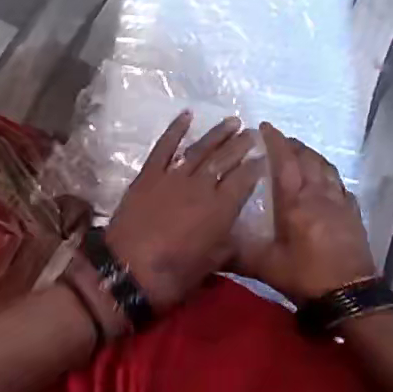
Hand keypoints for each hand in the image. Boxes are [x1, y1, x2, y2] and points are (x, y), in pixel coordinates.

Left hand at [104, 112, 262, 308]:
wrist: (126, 271)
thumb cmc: (172, 276)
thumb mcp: (210, 266)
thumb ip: (226, 245)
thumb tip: (236, 234)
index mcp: (220, 209)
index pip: (244, 180)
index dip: (256, 167)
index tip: (266, 156)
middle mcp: (200, 187)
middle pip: (225, 159)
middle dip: (241, 145)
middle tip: (252, 133)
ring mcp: (172, 177)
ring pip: (200, 149)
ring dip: (217, 134)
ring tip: (232, 121)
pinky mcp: (148, 175)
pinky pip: (164, 147)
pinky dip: (175, 129)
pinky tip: (186, 115)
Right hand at [238, 123, 377, 302]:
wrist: (350, 296)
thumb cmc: (305, 276)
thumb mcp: (265, 266)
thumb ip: (237, 254)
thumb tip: (208, 251)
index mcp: (296, 202)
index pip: (285, 162)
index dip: (275, 141)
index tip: (265, 127)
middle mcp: (319, 195)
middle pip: (308, 159)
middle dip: (293, 146)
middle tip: (280, 141)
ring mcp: (340, 204)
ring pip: (327, 169)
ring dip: (313, 157)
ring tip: (301, 154)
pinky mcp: (353, 215)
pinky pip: (342, 187)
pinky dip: (330, 177)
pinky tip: (326, 183)